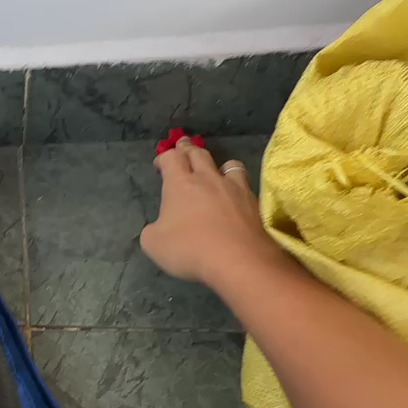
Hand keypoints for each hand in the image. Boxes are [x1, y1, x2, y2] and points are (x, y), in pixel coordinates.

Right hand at [139, 137, 284, 286]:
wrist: (239, 261)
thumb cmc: (189, 248)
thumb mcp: (153, 243)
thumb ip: (153, 229)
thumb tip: (160, 226)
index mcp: (180, 184)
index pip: (171, 158)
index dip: (164, 157)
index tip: (160, 165)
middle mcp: (208, 179)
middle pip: (198, 154)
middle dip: (188, 149)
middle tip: (183, 147)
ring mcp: (235, 189)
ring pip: (229, 164)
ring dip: (218, 165)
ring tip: (216, 171)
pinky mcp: (254, 203)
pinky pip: (245, 185)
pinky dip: (237, 187)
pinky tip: (234, 197)